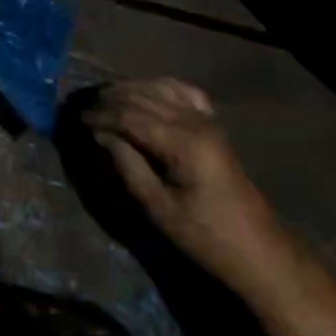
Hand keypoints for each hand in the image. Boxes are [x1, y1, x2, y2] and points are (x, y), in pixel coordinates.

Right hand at [83, 78, 286, 290]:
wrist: (259, 250)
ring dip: (127, 89)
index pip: (130, 115)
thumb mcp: (159, 208)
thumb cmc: (205, 236)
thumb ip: (127, 165)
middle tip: (83, 109)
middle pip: (141, 96)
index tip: (77, 120)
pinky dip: (156, 86)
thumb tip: (101, 134)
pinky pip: (180, 90)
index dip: (100, 115)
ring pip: (158, 87)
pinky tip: (142, 92)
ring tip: (103, 100)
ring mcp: (206, 119)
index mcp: (183, 144)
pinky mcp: (212, 123)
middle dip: (108, 99)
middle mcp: (195, 122)